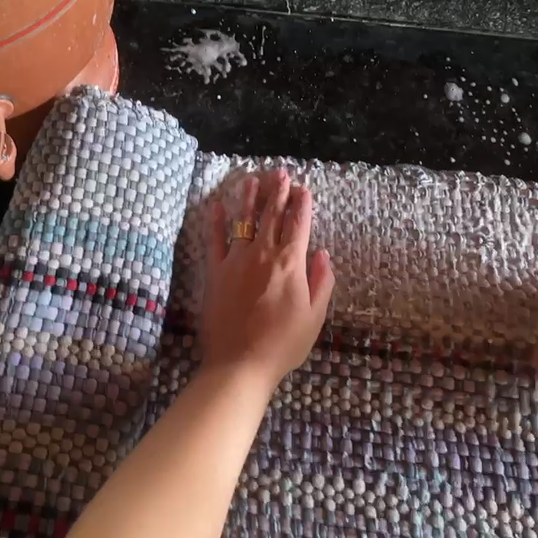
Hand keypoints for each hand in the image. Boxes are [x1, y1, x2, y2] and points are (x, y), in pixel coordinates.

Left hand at [198, 170, 335, 394]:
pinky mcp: (215, 271)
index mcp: (289, 264)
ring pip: (244, 220)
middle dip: (278, 192)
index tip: (304, 188)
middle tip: (280, 173)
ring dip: (249, 198)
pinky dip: (215, 221)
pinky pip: (214, 240)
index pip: (298, 225)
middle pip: (272, 216)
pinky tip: (216, 206)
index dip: (302, 205)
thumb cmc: (282, 344)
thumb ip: (321, 282)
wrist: (239, 363)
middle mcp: (262, 254)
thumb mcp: (314, 317)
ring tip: (251, 179)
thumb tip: (323, 253)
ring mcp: (236, 260)